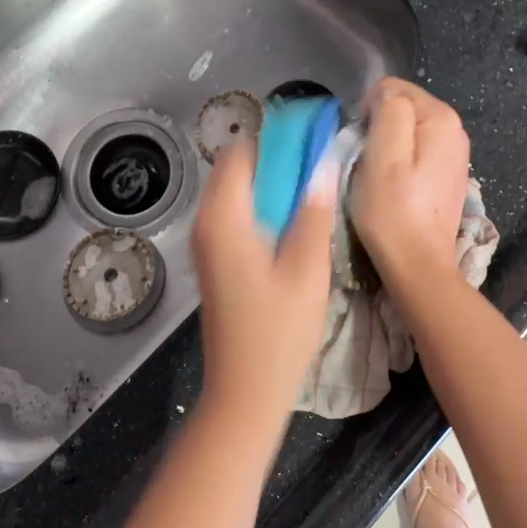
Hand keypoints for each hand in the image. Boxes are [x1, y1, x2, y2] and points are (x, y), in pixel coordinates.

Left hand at [190, 135, 335, 422]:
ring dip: (270, 184)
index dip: (276, 137)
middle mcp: (205, 222)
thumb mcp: (307, 269)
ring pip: (236, 191)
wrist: (244, 391)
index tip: (312, 136)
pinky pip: (235, 214)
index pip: (241, 150)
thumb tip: (321, 162)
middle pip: (236, 168)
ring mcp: (205, 242)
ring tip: (312, 190)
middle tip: (319, 164)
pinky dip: (261, 206)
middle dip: (275, 159)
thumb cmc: (278, 333)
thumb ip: (313, 211)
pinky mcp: (213, 259)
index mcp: (222, 216)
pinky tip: (292, 223)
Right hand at [349, 78, 470, 302]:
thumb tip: (384, 94)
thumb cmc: (392, 211)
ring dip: (386, 146)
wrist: (418, 264)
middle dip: (379, 127)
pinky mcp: (447, 173)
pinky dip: (399, 161)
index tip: (360, 144)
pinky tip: (393, 186)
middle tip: (366, 161)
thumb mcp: (382, 156)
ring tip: (377, 175)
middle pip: (402, 107)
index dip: (368, 111)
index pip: (392, 88)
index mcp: (440, 118)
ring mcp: (454, 153)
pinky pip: (415, 150)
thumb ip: (388, 112)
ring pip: (406, 129)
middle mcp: (455, 129)